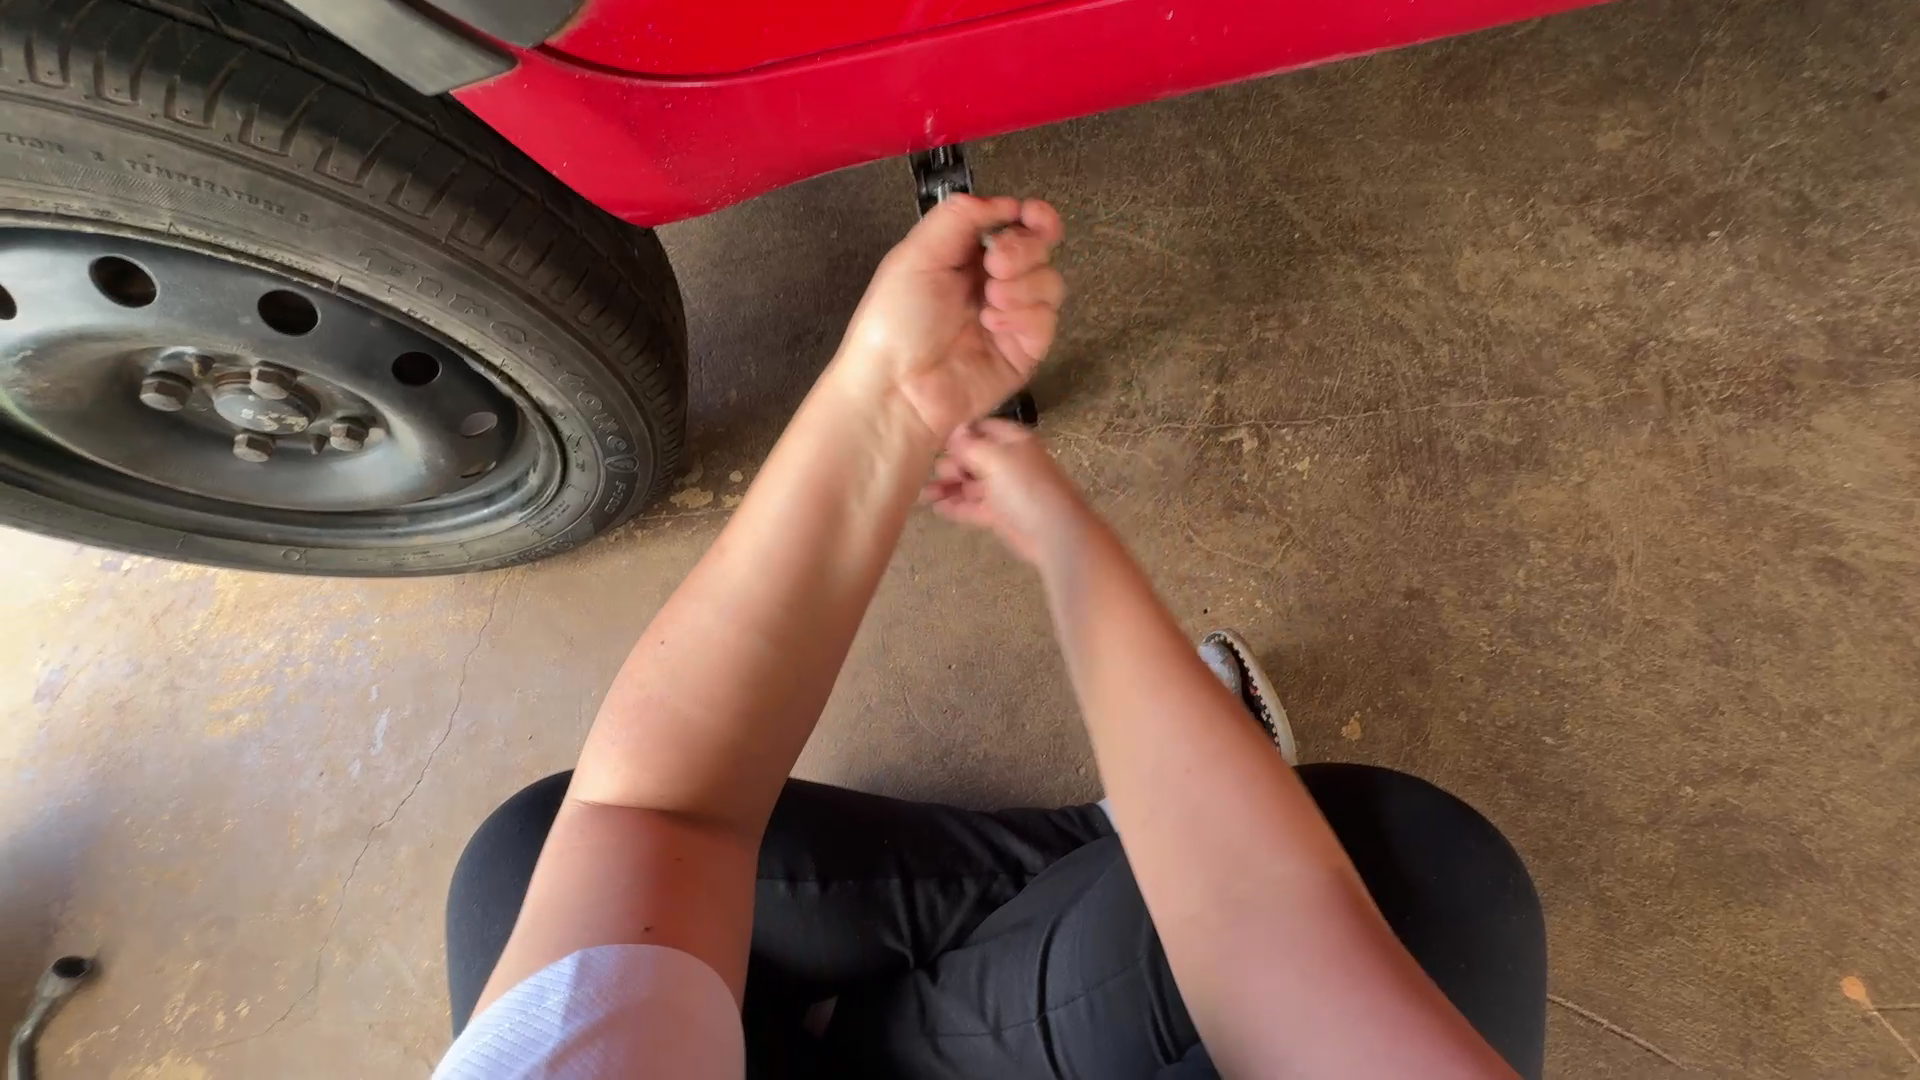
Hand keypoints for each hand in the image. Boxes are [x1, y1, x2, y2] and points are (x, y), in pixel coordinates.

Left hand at [838, 195, 1065, 438]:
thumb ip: (960, 218)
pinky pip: (1046, 322)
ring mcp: (1009, 320)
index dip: (1032, 216)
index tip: (1032, 215)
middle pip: (1039, 249)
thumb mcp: (917, 255)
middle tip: (995, 265)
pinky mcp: (1022, 353)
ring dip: (1024, 285)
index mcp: (963, 258)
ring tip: (990, 300)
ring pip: (1050, 283)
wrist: (898, 387)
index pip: (1015, 226)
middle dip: (1023, 250)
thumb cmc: (893, 327)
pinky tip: (995, 326)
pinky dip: (1025, 317)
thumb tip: (1003, 203)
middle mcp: (989, 286)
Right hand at [922, 419, 1092, 564]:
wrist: (1054, 533)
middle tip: (939, 474)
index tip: (937, 440)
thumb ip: (971, 445)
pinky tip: (936, 508)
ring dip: (947, 487)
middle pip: (971, 457)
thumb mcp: (996, 459)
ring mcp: (1003, 490)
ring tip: (925, 495)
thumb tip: (954, 430)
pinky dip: (955, 506)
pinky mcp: (998, 515)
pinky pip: (972, 507)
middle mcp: (1007, 463)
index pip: (982, 429)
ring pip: (969, 484)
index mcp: (1012, 442)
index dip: (960, 434)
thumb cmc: (1027, 488)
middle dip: (951, 464)